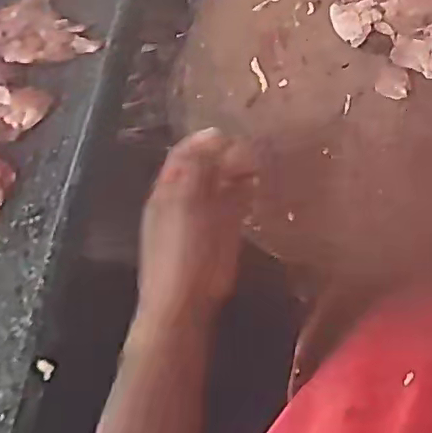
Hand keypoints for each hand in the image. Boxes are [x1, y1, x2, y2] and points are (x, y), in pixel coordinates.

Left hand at [136, 129, 256, 329]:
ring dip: (242, 168)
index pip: (185, 153)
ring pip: (225, 181)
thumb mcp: (185, 201)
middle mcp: (187, 196)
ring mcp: (207, 212)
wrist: (186, 301)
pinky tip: (262, 181)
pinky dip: (249, 187)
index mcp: (168, 189)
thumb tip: (215, 134)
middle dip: (228, 152)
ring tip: (262, 158)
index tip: (231, 131)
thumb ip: (197, 167)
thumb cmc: (180, 250)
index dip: (204, 140)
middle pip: (207, 164)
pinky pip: (239, 199)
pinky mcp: (227, 227)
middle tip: (254, 144)